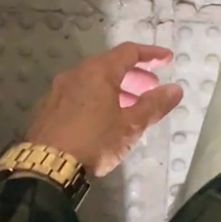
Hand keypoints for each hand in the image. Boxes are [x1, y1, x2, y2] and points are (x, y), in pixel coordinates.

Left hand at [24, 42, 183, 176]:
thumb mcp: (131, 125)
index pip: (129, 52)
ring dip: (116, 88)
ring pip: (93, 81)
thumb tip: (175, 89)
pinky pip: (79, 94)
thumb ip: (154, 104)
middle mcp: (76, 74)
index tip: (168, 59)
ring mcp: (58, 91)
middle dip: (134, 75)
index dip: (151, 54)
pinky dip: (97, 98)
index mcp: (98, 72)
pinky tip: (103, 119)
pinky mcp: (47, 109)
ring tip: (129, 107)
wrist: (45, 169)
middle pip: (110, 65)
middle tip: (150, 88)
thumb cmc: (94, 141)